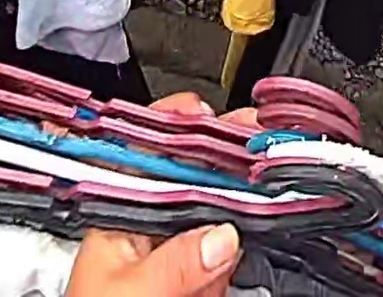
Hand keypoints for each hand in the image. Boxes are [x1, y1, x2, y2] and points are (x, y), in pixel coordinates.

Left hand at [64, 93, 250, 295]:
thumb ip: (175, 267)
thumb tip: (223, 236)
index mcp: (120, 210)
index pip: (145, 149)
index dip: (175, 121)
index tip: (206, 109)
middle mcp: (149, 219)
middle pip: (189, 170)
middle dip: (222, 149)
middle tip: (255, 133)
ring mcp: (174, 245)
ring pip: (214, 203)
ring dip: (240, 187)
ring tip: (262, 169)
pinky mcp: (195, 273)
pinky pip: (225, 247)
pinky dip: (244, 235)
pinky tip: (254, 221)